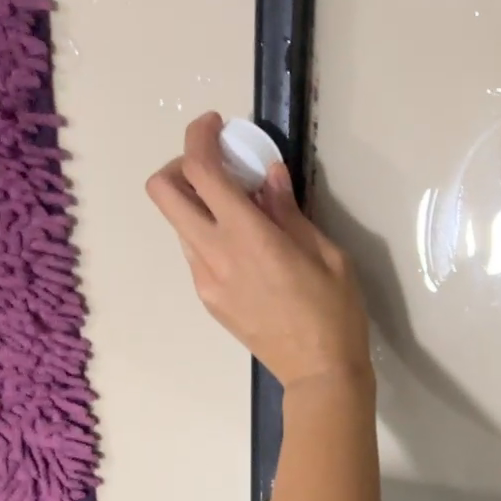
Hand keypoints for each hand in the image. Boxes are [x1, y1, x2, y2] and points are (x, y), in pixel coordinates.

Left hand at [146, 112, 369, 389]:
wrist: (321, 374)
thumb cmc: (338, 315)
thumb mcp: (330, 258)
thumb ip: (292, 214)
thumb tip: (270, 178)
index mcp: (249, 236)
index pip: (200, 169)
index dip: (199, 137)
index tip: (215, 126)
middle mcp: (214, 252)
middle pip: (163, 189)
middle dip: (182, 167)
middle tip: (220, 174)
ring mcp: (205, 278)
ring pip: (178, 223)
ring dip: (200, 206)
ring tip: (243, 219)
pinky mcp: (209, 299)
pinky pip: (196, 253)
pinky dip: (212, 238)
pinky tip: (249, 255)